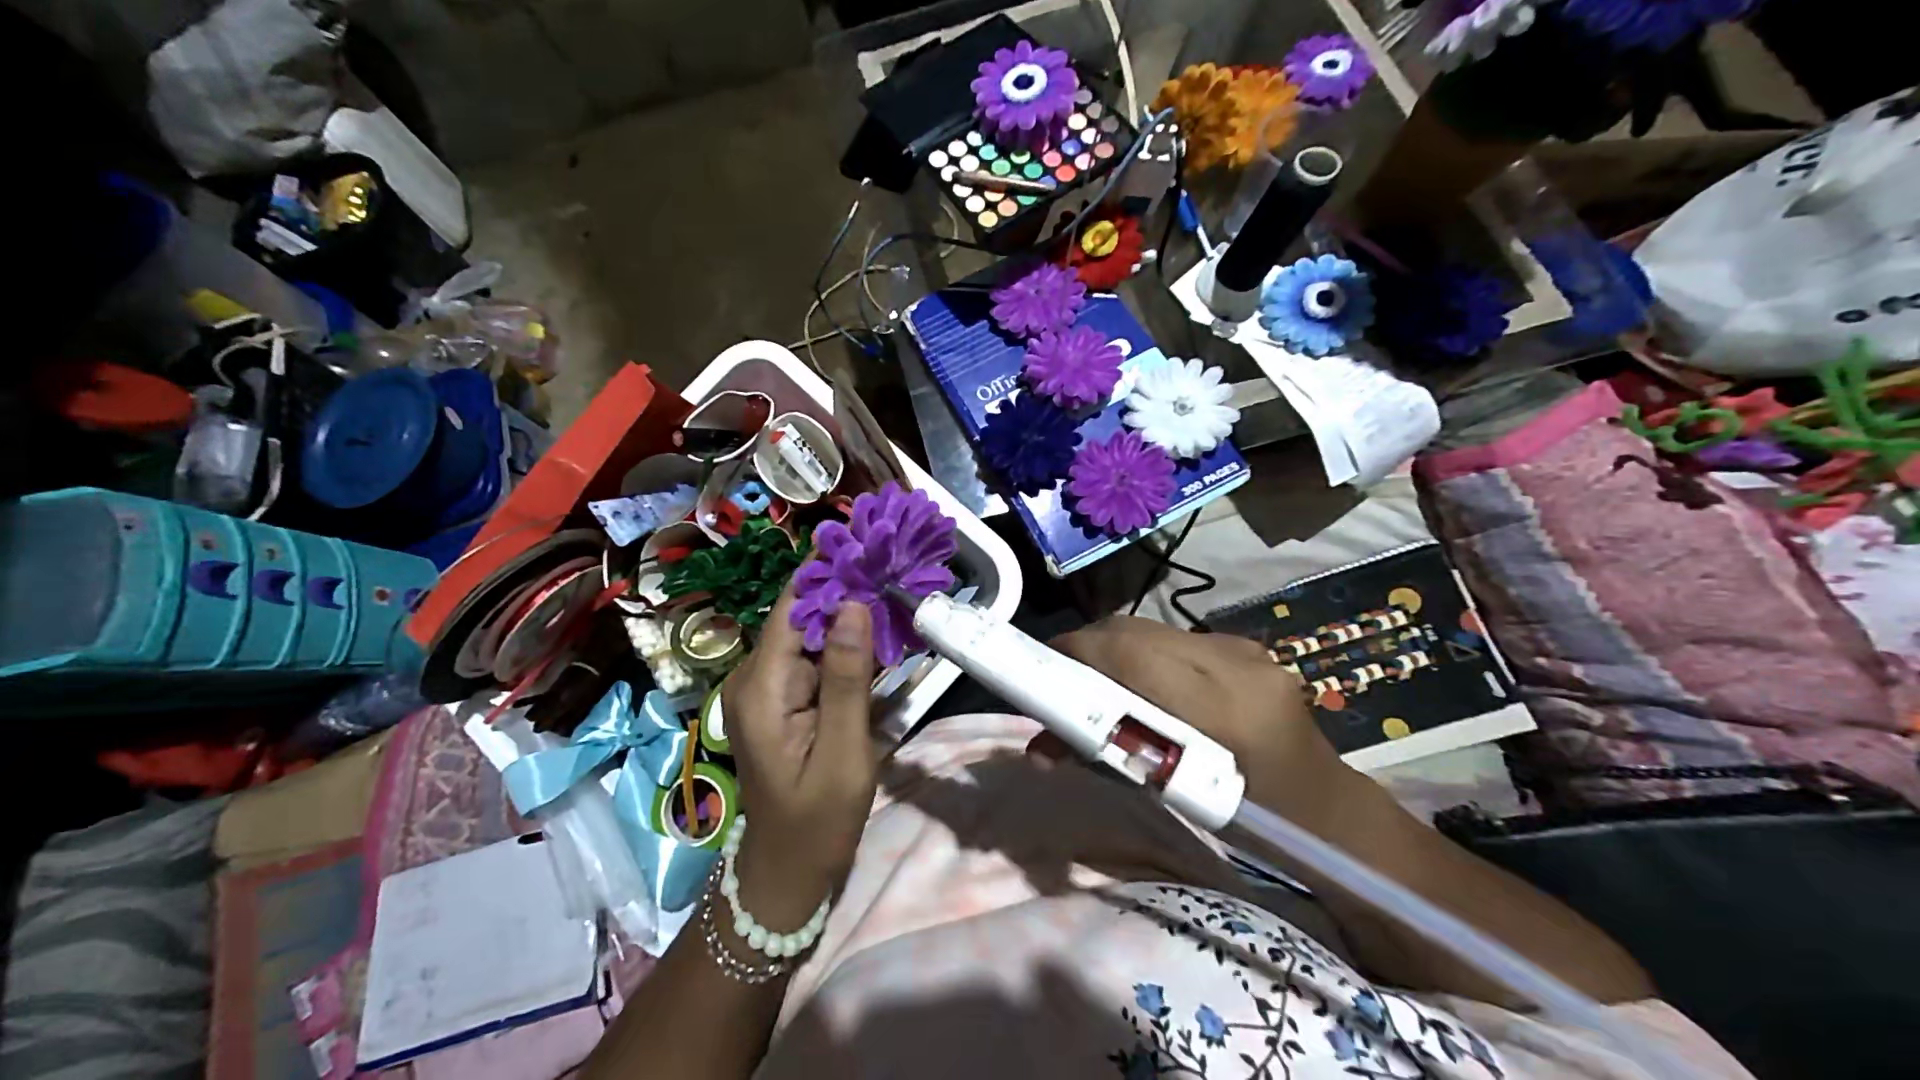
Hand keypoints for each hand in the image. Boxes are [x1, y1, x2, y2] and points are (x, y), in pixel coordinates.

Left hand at [720, 583, 876, 928]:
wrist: (788, 874)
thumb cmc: (817, 821)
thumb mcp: (843, 751)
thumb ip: (846, 678)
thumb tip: (853, 605)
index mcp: (761, 689)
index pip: (790, 609)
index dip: (827, 573)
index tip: (869, 545)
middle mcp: (756, 679)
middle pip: (800, 617)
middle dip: (845, 590)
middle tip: (895, 566)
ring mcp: (769, 691)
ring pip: (810, 636)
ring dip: (849, 616)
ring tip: (896, 588)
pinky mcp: (784, 703)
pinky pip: (814, 661)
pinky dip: (846, 646)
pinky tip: (882, 634)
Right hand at [1047, 617, 1365, 824]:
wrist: (1329, 808)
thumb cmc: (1256, 822)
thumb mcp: (1177, 798)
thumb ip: (1107, 761)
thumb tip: (1038, 750)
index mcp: (1225, 707)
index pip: (1132, 654)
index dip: (1080, 651)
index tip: (1041, 666)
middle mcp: (1236, 663)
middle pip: (1135, 632)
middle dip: (1086, 647)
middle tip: (1057, 676)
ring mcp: (1244, 649)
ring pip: (1151, 630)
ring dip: (1111, 648)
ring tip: (1090, 679)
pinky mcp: (1245, 646)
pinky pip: (1173, 639)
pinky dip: (1139, 654)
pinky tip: (1135, 681)